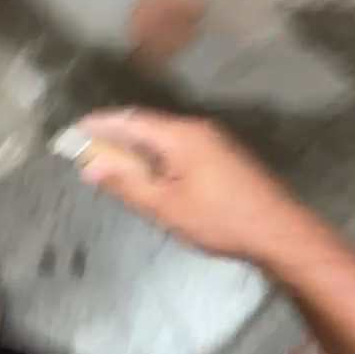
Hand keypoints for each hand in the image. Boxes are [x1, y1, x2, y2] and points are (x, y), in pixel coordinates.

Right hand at [75, 108, 323, 266]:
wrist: (281, 232)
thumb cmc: (219, 220)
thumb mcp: (165, 206)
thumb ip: (126, 184)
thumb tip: (90, 167)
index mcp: (179, 136)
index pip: (128, 121)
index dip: (99, 124)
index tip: (74, 129)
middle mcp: (195, 129)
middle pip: (145, 124)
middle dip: (114, 134)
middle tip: (88, 146)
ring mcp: (212, 140)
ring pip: (162, 135)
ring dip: (134, 145)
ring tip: (111, 160)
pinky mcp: (221, 155)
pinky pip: (177, 144)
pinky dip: (154, 153)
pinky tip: (148, 171)